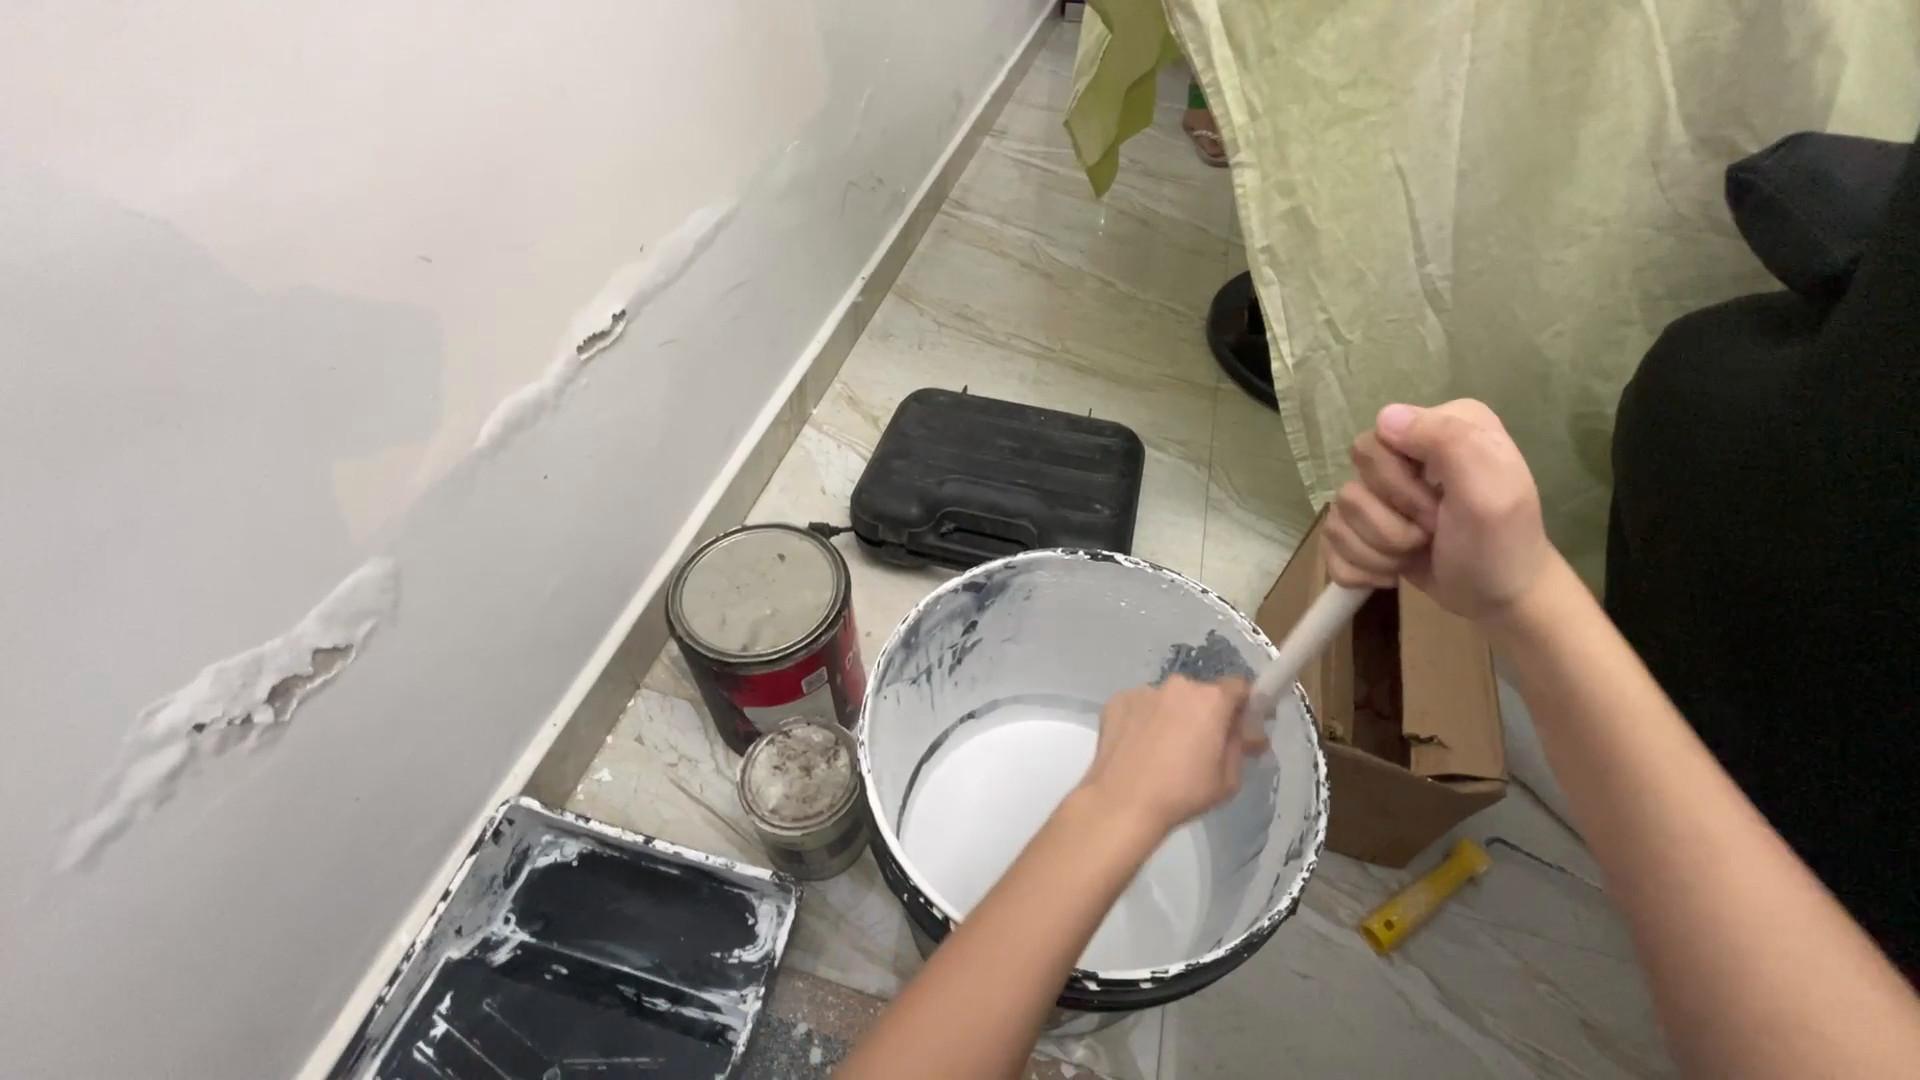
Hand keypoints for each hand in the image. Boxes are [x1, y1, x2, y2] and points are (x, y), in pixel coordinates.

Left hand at [1077, 676, 1266, 836]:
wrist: (1122, 801)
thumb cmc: (1182, 792)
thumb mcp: (1228, 779)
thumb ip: (1241, 746)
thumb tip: (1249, 733)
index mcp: (1210, 700)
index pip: (1239, 688)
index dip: (1245, 706)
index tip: (1242, 726)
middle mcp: (1177, 686)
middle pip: (1201, 694)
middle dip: (1206, 713)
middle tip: (1201, 744)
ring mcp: (1143, 691)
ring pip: (1168, 699)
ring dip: (1173, 715)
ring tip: (1163, 749)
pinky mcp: (1117, 700)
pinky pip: (1141, 706)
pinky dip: (1144, 720)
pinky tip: (1139, 746)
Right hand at [1325, 399, 1554, 620]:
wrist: (1498, 601)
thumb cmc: (1500, 545)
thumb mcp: (1492, 490)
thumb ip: (1448, 441)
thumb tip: (1385, 417)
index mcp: (1437, 428)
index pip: (1373, 443)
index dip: (1396, 485)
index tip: (1439, 507)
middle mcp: (1403, 452)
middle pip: (1351, 485)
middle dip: (1388, 523)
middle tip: (1430, 532)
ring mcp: (1378, 492)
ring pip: (1338, 518)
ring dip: (1378, 550)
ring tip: (1414, 554)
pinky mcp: (1360, 528)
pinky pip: (1330, 545)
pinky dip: (1360, 568)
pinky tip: (1391, 571)